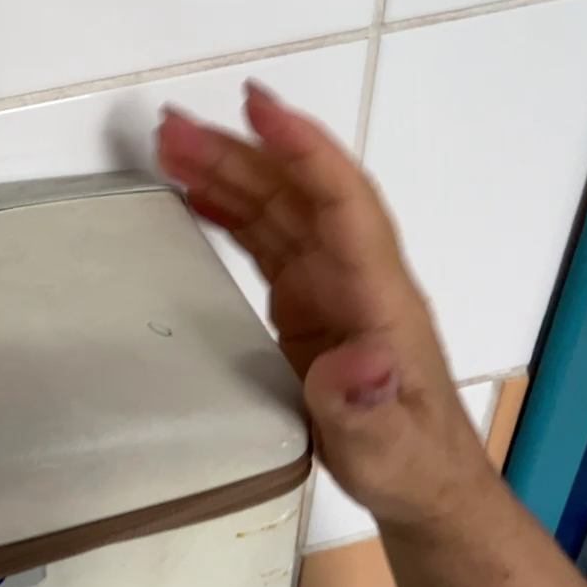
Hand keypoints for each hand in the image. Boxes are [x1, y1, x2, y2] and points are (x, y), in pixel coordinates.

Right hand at [156, 83, 495, 528]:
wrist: (418, 478)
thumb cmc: (405, 462)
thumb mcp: (387, 448)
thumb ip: (369, 407)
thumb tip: (359, 360)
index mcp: (375, 292)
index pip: (342, 202)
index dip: (302, 150)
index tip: (257, 107)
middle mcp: (350, 271)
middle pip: (294, 191)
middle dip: (237, 150)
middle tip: (172, 125)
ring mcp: (325, 280)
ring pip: (272, 205)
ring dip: (224, 169)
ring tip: (168, 143)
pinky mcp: (303, 295)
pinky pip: (261, 235)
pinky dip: (227, 206)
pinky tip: (194, 192)